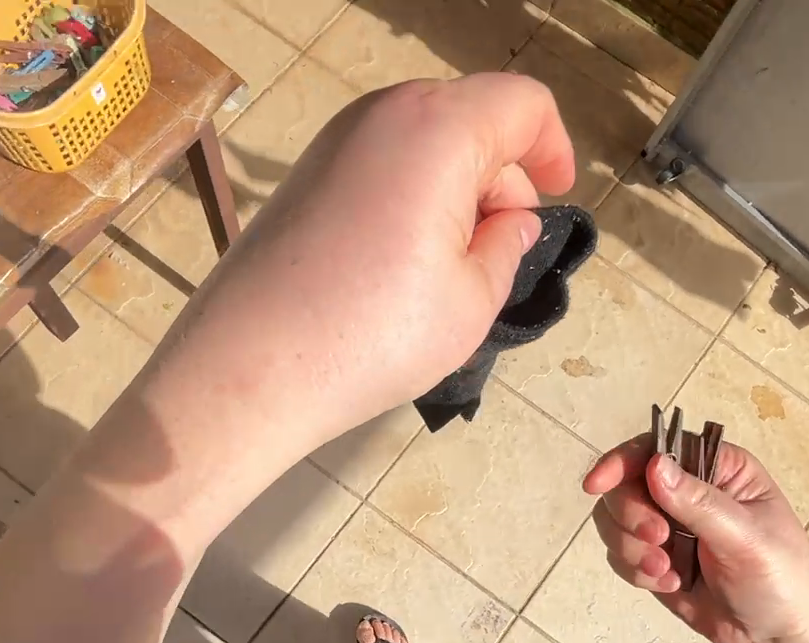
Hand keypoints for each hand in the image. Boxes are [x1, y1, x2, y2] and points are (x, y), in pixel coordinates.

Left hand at [139, 74, 574, 457]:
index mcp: (436, 129)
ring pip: (424, 145)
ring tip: (447, 272)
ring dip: (455, 194)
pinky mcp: (304, 178)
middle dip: (501, 178)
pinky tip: (399, 268)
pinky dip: (412, 200)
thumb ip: (508, 246)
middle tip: (499, 252)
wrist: (252, 369)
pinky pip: (382, 167)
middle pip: (469, 120)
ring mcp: (334, 143)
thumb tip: (513, 220)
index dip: (553, 148)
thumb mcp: (471, 302)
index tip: (556, 195)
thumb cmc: (372, 339)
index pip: (521, 106)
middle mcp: (380, 115)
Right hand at [583, 436, 808, 642]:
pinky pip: (620, 554)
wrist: (777, 639)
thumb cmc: (781, 578)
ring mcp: (667, 526)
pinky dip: (636, 571)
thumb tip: (653, 465)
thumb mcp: (745, 537)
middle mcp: (686, 491)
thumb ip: (698, 502)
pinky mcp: (653, 558)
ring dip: (632, 548)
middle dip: (632, 516)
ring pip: (615, 521)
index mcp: (718, 469)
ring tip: (666, 572)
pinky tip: (671, 585)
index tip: (598, 484)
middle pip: (626, 485)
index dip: (623, 461)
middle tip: (658, 540)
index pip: (658, 448)